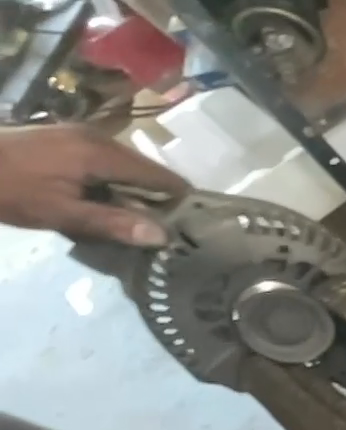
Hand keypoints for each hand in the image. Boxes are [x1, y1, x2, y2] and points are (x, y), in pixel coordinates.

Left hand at [0, 125, 185, 245]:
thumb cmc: (2, 187)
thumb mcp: (58, 212)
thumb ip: (113, 223)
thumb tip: (164, 236)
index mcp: (101, 153)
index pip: (166, 178)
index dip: (181, 205)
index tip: (186, 231)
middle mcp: (96, 137)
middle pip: (150, 173)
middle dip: (158, 201)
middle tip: (157, 232)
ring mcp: (77, 135)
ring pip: (129, 169)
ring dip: (135, 194)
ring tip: (130, 221)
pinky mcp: (62, 139)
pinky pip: (107, 163)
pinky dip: (114, 185)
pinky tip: (103, 203)